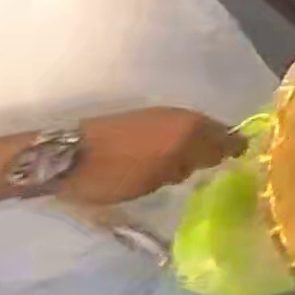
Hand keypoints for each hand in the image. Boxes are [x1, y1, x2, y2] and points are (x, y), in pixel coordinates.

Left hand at [55, 108, 243, 205]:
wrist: (59, 155)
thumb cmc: (110, 174)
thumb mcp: (150, 182)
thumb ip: (183, 170)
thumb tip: (201, 164)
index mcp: (195, 132)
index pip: (231, 140)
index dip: (234, 152)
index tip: (232, 164)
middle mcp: (188, 116)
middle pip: (214, 131)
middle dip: (213, 146)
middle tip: (204, 165)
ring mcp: (166, 113)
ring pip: (193, 128)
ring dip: (192, 142)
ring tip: (179, 161)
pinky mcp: (146, 115)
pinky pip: (174, 126)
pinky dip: (175, 139)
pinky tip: (161, 153)